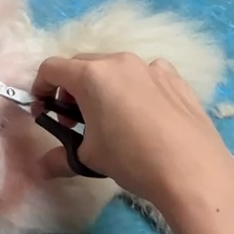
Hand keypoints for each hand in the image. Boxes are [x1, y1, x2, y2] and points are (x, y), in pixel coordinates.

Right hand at [33, 53, 233, 226]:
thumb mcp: (89, 159)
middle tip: (74, 120)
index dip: (40, 87)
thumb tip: (41, 168)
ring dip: (103, 87)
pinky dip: (135, 88)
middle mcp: (119, 62)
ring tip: (110, 119)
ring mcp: (151, 67)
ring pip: (115, 69)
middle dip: (71, 89)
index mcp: (91, 75)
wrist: (193, 171)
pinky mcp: (175, 78)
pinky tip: (144, 116)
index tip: (43, 110)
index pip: (51, 68)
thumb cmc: (131, 159)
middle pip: (81, 65)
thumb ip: (59, 158)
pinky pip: (145, 75)